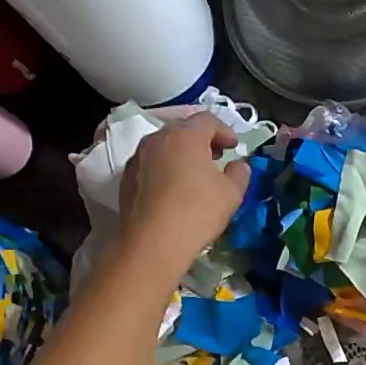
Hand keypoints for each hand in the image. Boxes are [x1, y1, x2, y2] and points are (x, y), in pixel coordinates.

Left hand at [120, 113, 251, 272]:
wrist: (152, 244)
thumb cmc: (196, 213)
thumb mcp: (231, 194)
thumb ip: (239, 173)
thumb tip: (238, 166)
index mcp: (185, 135)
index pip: (208, 120)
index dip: (225, 131)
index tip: (234, 147)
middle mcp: (157, 139)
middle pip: (182, 130)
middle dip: (201, 140)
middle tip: (215, 156)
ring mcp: (137, 158)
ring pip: (163, 147)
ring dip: (181, 154)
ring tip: (193, 173)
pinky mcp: (125, 179)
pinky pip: (150, 165)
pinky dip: (164, 169)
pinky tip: (172, 189)